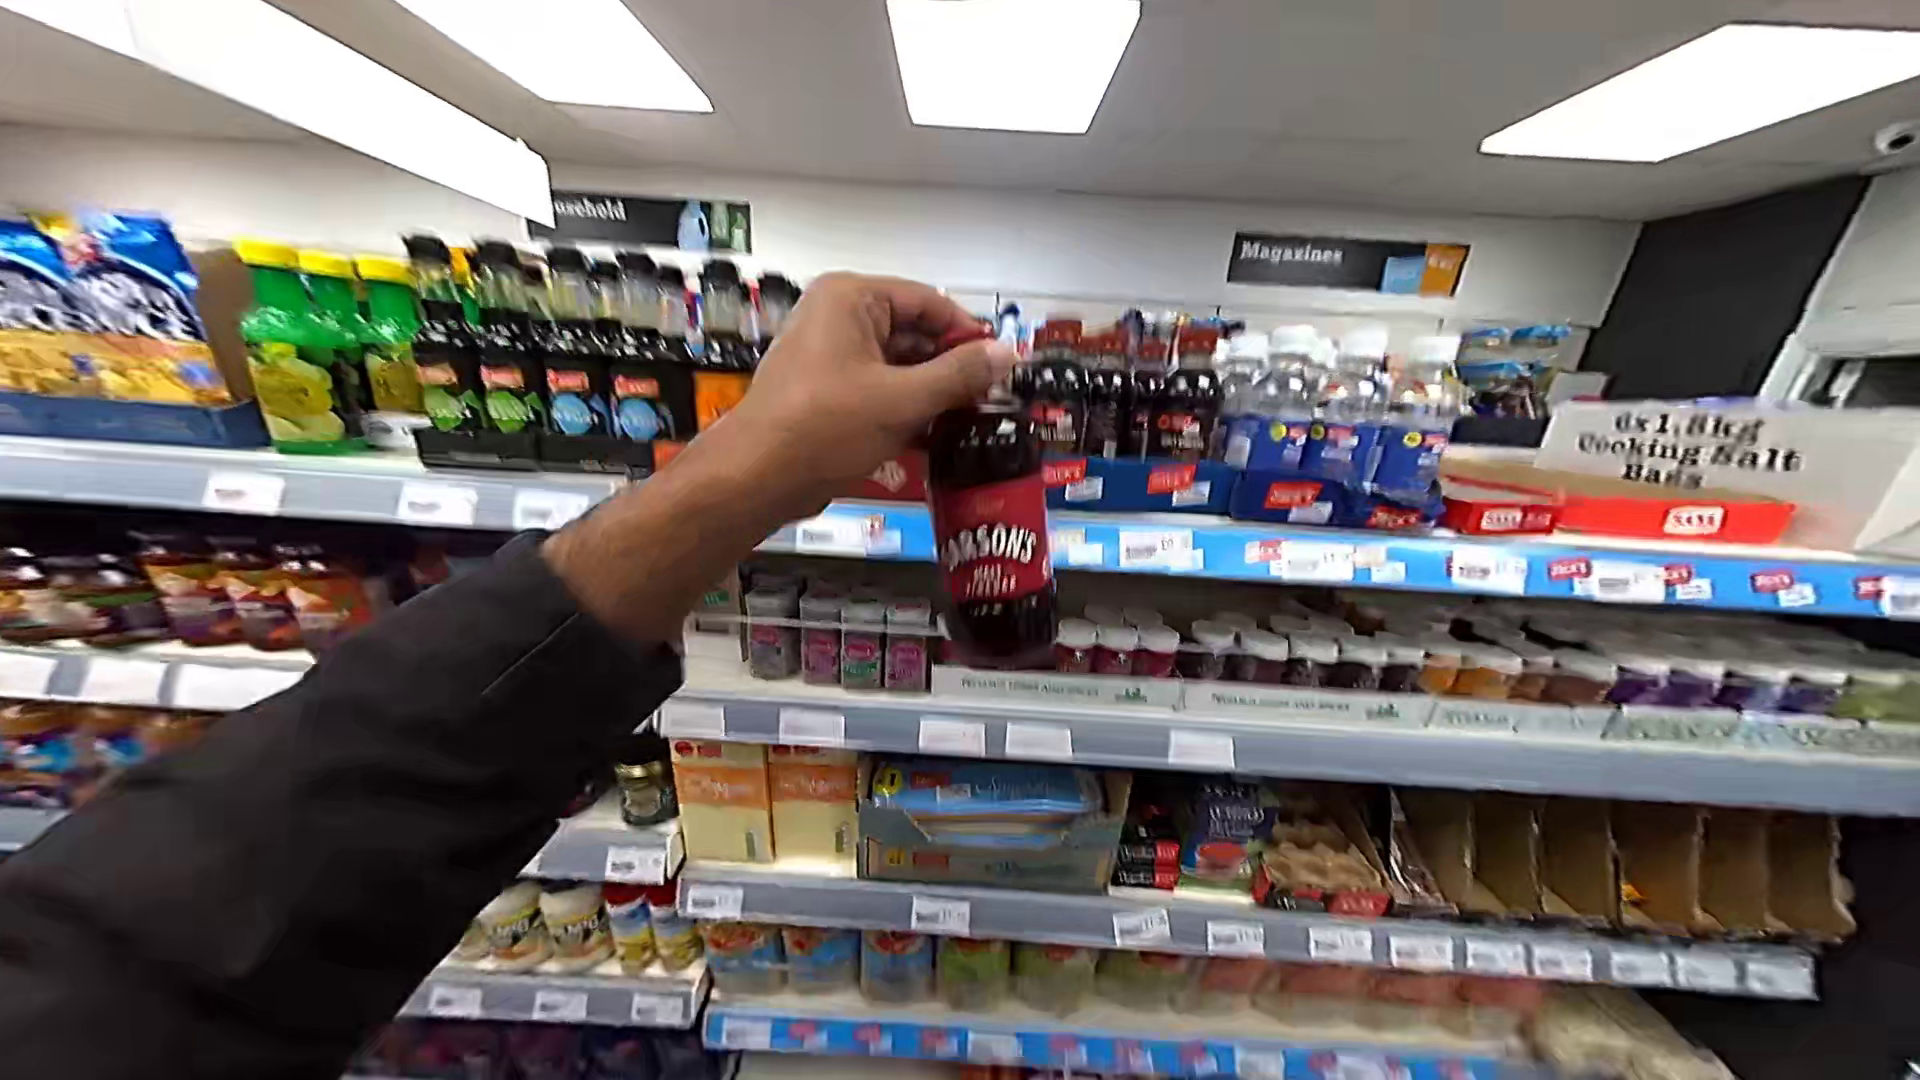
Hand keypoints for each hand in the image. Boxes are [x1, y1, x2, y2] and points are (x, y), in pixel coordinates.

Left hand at [543, 273, 1013, 644]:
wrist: (759, 477)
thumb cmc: (828, 426)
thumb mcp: (902, 399)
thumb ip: (959, 375)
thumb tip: (1008, 353)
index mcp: (853, 299)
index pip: (929, 302)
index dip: (969, 333)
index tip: (1002, 365)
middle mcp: (841, 319)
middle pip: (915, 336)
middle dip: (952, 370)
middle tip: (991, 401)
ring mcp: (833, 358)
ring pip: (900, 369)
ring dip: (933, 396)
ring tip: (972, 423)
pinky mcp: (831, 394)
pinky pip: (880, 393)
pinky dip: (907, 412)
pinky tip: (937, 438)